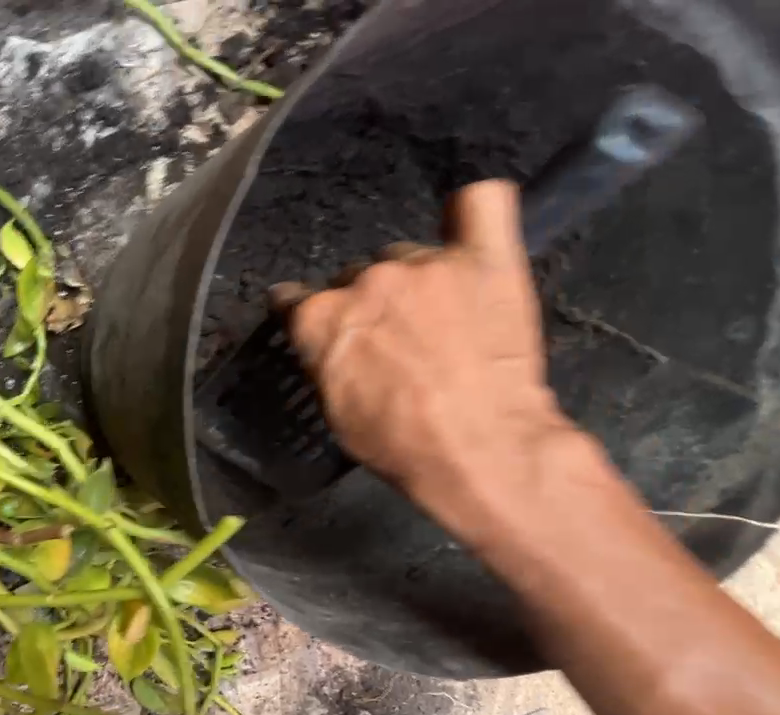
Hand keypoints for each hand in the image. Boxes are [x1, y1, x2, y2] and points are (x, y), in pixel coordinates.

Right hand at [275, 180, 587, 538]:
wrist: (476, 444)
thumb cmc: (394, 438)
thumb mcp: (334, 405)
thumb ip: (323, 357)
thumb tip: (326, 343)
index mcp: (318, 317)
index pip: (293, 298)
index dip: (302, 313)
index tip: (315, 327)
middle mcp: (365, 279)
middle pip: (357, 275)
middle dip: (366, 300)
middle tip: (391, 336)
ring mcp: (427, 265)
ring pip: (407, 256)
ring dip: (412, 279)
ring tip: (437, 314)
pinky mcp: (486, 258)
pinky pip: (481, 205)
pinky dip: (471, 210)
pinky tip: (468, 225)